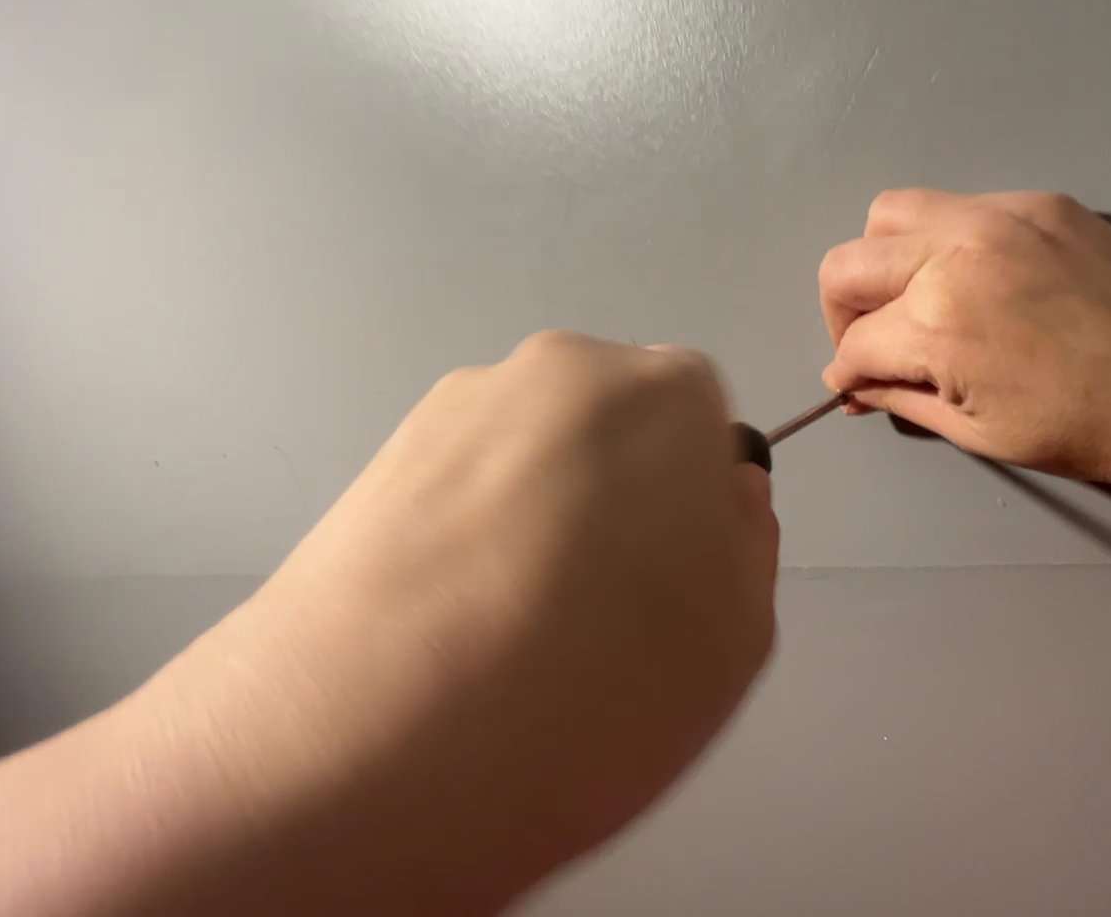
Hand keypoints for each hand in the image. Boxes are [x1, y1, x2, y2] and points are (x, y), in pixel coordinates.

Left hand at [141, 332, 778, 912]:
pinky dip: (479, 518)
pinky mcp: (386, 445)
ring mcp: (465, 399)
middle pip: (623, 420)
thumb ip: (750, 539)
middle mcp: (566, 367)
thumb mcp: (736, 632)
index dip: (697, 495)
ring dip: (550, 504)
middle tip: (604, 593)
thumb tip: (721, 496)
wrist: (359, 744)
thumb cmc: (591, 686)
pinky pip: (471, 470)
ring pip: (544, 444)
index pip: (706, 418)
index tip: (672, 567)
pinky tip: (459, 607)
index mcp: (666, 392)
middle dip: (628, 486)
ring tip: (518, 613)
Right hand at [819, 188, 1110, 499]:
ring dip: (882, 260)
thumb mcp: (974, 432)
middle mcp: (951, 254)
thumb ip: (898, 398)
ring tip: (916, 296)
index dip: (847, 373)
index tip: (855, 386)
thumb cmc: (1082, 430)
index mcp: (935, 324)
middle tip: (874, 343)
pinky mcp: (1037, 202)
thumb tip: (851, 384)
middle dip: (841, 313)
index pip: (853, 342)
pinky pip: (957, 207)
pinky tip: (979, 277)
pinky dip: (943, 242)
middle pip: (846, 267)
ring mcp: (996, 217)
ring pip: (890, 215)